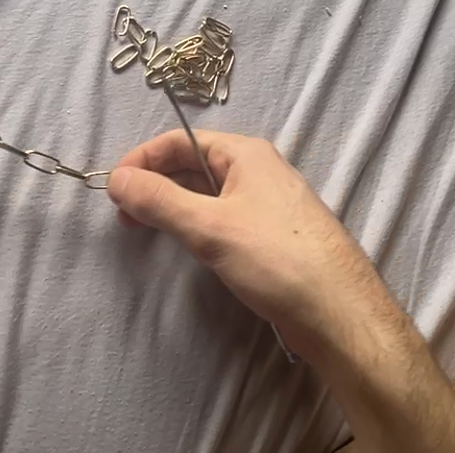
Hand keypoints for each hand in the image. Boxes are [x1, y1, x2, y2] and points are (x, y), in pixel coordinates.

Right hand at [106, 130, 395, 355]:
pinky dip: (195, 222)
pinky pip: (222, 215)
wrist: (340, 314)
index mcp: (246, 152)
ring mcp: (266, 202)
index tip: (113, 185)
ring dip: (173, 204)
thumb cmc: (275, 258)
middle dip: (156, 182)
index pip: (181, 141)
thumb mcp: (210, 226)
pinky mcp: (270, 235)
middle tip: (122, 212)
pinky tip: (183, 241)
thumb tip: (115, 178)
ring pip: (207, 192)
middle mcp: (257, 169)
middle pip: (193, 164)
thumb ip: (160, 201)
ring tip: (142, 227)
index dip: (144, 159)